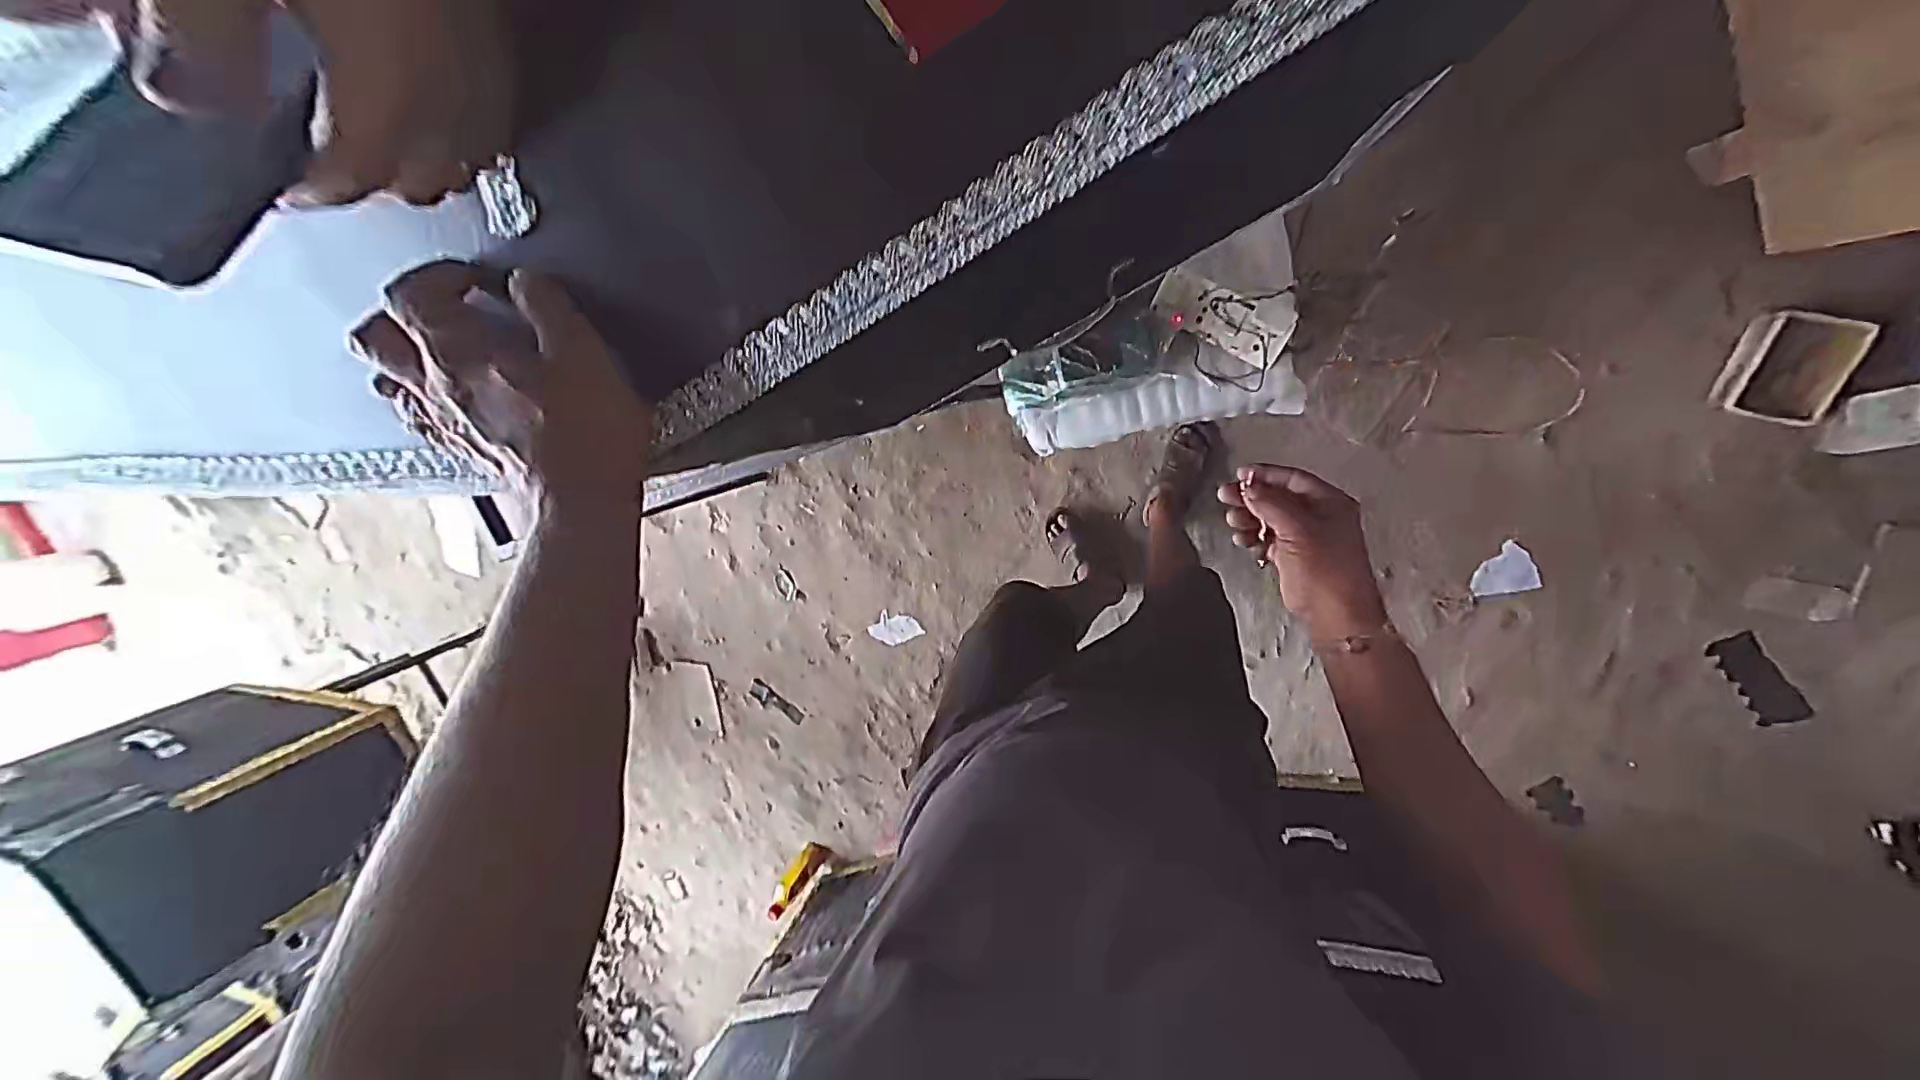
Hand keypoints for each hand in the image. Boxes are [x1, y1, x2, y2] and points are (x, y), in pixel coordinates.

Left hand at [9, 0, 510, 206]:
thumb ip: (199, 37)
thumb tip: (188, 101)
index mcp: (389, 82)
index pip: (362, 170)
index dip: (320, 187)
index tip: (289, 186)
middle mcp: (450, 85)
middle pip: (432, 173)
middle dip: (387, 181)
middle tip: (337, 165)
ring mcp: (480, 57)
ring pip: (476, 148)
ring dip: (436, 159)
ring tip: (394, 144)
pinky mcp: (490, 26)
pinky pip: (496, 101)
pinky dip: (471, 120)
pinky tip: (443, 103)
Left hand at [350, 261, 653, 510]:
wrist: (583, 496)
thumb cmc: (586, 431)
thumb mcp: (583, 352)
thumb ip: (549, 307)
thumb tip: (528, 284)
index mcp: (457, 350)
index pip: (412, 290)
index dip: (442, 274)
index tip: (479, 279)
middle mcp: (436, 385)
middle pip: (377, 334)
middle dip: (403, 313)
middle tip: (444, 310)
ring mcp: (445, 421)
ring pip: (387, 379)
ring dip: (405, 357)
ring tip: (442, 352)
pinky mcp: (464, 450)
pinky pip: (420, 418)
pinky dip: (427, 401)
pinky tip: (457, 401)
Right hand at [1217, 465, 1387, 639]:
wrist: (1334, 612)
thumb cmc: (1325, 568)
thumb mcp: (1297, 529)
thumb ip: (1271, 504)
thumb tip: (1248, 487)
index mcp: (1328, 502)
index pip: (1293, 479)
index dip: (1265, 475)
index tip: (1240, 475)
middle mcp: (1318, 516)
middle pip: (1278, 498)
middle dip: (1251, 497)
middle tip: (1226, 496)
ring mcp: (1305, 536)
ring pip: (1269, 518)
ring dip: (1249, 518)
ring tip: (1233, 522)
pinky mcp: (1293, 555)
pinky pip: (1268, 538)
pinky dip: (1254, 537)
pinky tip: (1243, 540)